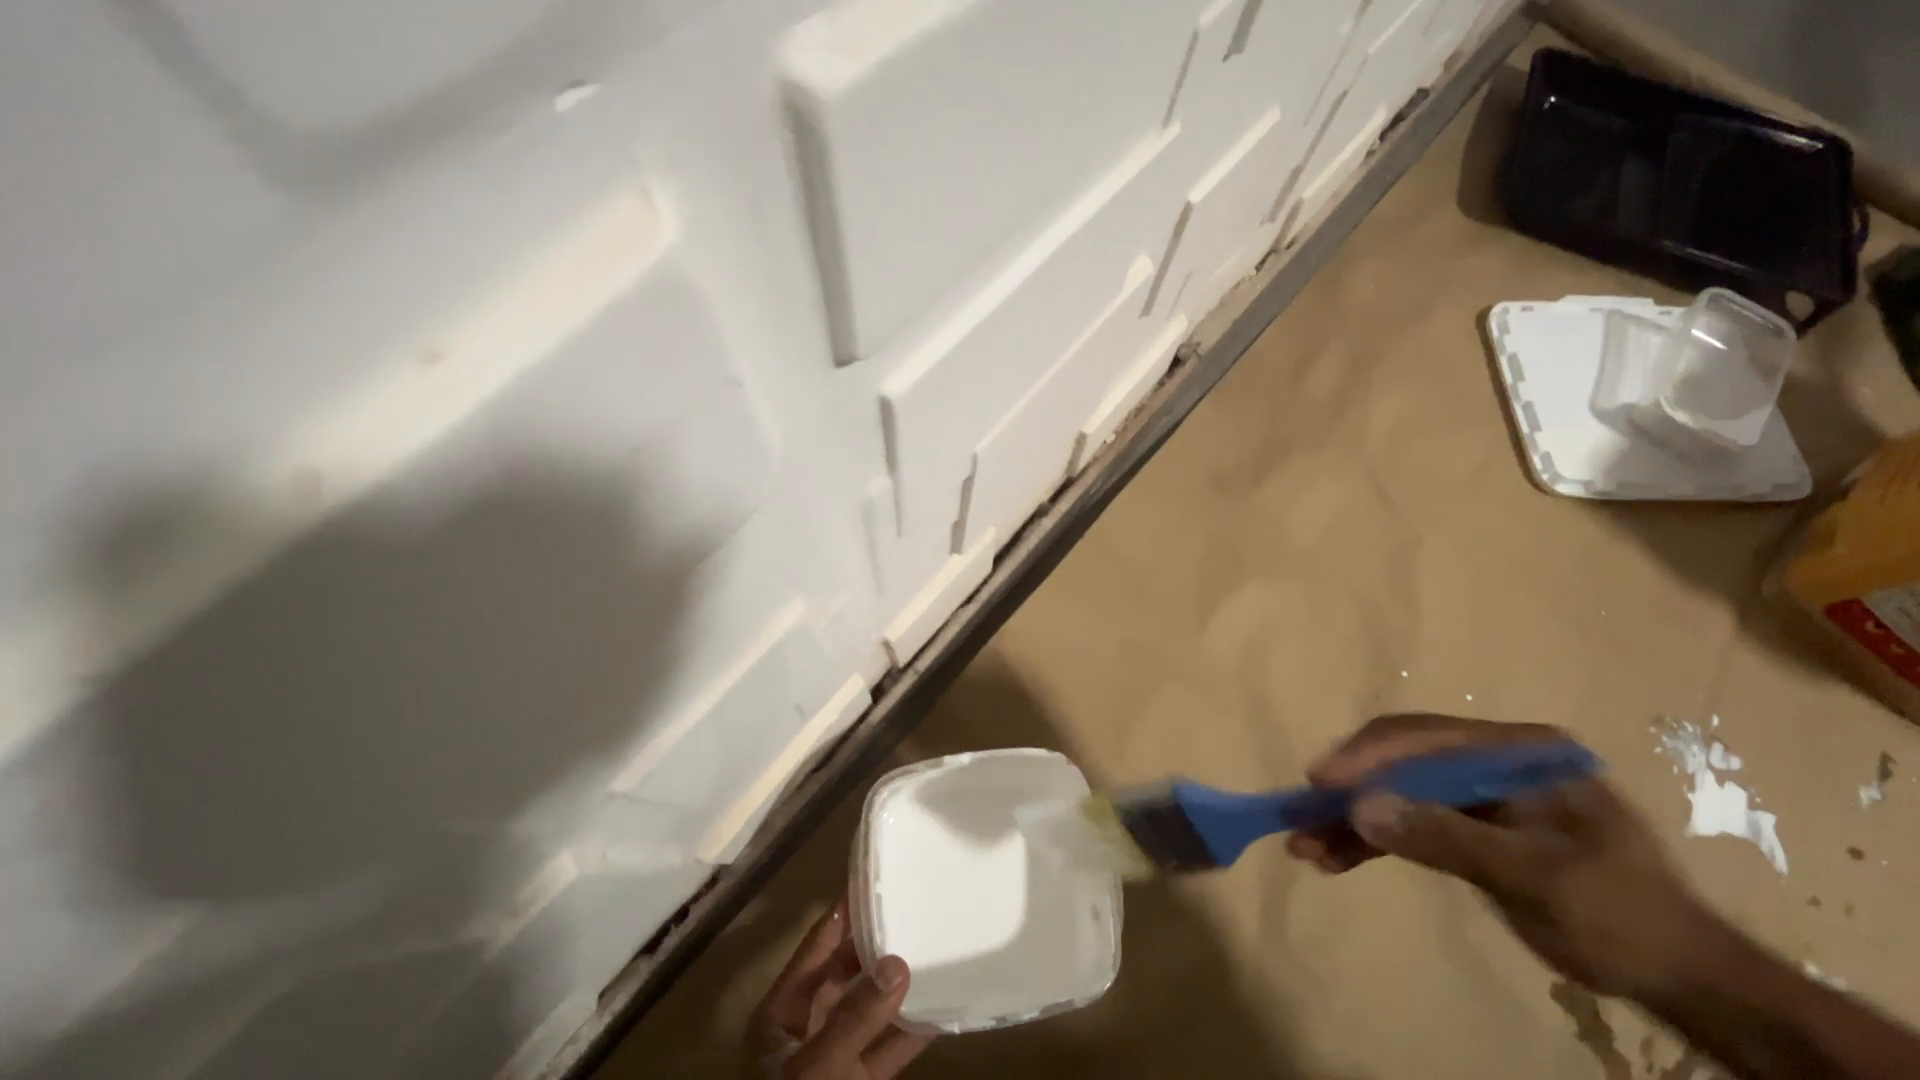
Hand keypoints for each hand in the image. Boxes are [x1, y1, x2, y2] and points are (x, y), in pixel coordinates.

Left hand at [745, 902, 931, 1078]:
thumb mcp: (816, 1067)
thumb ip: (855, 1018)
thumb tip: (897, 962)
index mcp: (779, 1016)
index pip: (812, 952)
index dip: (838, 918)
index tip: (870, 881)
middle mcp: (805, 1031)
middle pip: (842, 977)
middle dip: (872, 947)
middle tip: (911, 909)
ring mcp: (832, 1060)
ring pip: (869, 1013)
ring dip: (897, 989)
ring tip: (931, 950)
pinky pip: (888, 1051)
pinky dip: (912, 1034)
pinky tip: (942, 1011)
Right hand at [1286, 713, 1721, 999]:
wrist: (1680, 974)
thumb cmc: (1619, 914)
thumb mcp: (1531, 876)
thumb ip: (1445, 837)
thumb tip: (1360, 807)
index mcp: (1521, 752)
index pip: (1427, 739)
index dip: (1367, 758)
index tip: (1318, 785)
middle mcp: (1496, 760)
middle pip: (1403, 761)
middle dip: (1350, 792)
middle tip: (1300, 820)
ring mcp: (1483, 793)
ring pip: (1401, 793)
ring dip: (1354, 821)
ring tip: (1306, 849)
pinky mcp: (1474, 826)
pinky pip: (1413, 823)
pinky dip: (1376, 841)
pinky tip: (1338, 858)